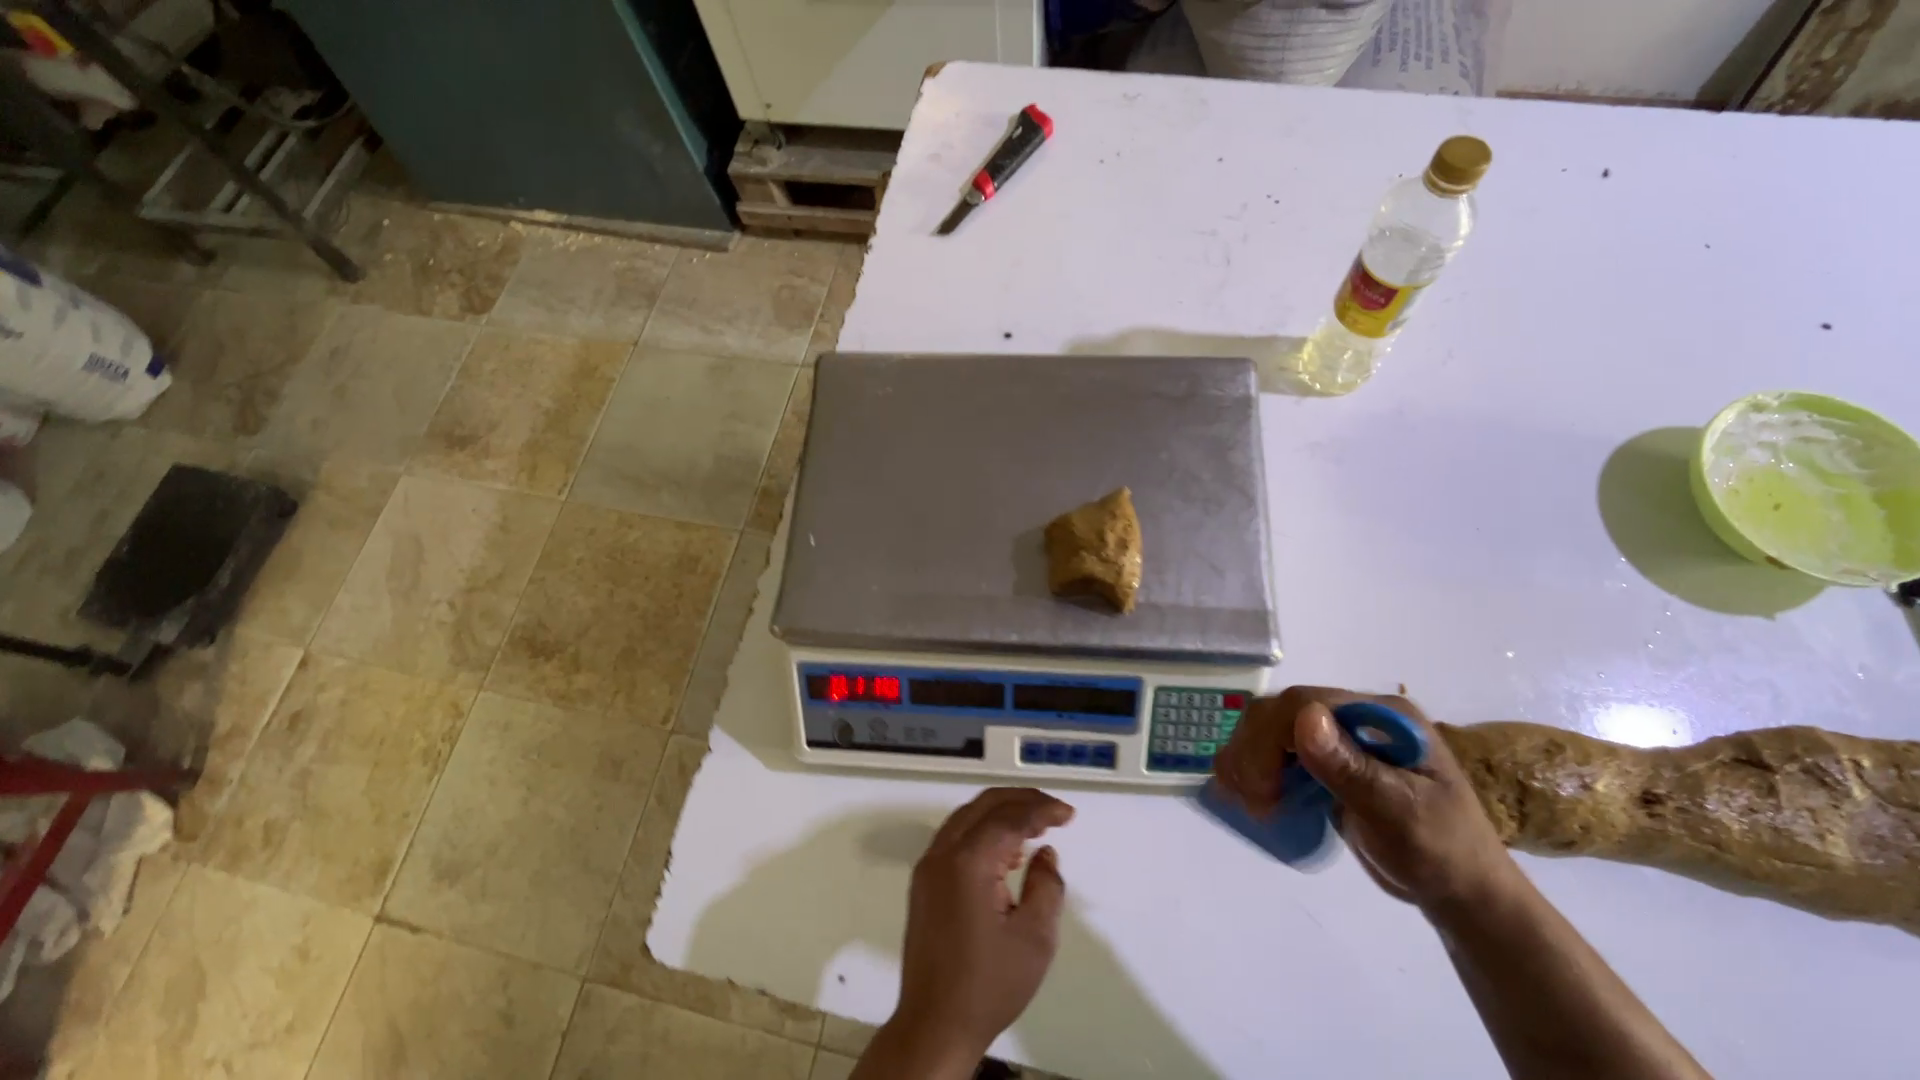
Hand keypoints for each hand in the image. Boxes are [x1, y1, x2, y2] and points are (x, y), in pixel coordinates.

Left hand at [890, 788, 1073, 1063]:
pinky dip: (982, 833)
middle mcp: (941, 855)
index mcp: (967, 862)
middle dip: (1021, 801)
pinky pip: (955, 840)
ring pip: (965, 819)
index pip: (1008, 818)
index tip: (1069, 814)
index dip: (1042, 810)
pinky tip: (1007, 853)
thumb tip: (1045, 854)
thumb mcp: (1035, 937)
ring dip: (1000, 814)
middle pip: (982, 806)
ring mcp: (927, 870)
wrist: (935, 1024)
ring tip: (1036, 826)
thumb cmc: (989, 984)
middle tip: (1054, 810)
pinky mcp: (924, 885)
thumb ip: (1046, 886)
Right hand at [1213, 686, 1514, 910]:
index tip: (1263, 790)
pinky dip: (1256, 772)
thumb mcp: (1400, 812)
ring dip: (1249, 761)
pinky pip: (1279, 755)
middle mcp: (1358, 718)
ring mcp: (1342, 743)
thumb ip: (1352, 767)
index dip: (1271, 739)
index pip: (1306, 703)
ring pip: (1272, 731)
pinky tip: (1247, 797)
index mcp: (1382, 716)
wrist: (1462, 892)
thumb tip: (1305, 717)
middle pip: (1282, 713)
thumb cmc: (1441, 852)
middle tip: (1253, 802)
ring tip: (1247, 803)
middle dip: (1255, 751)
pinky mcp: (1328, 768)